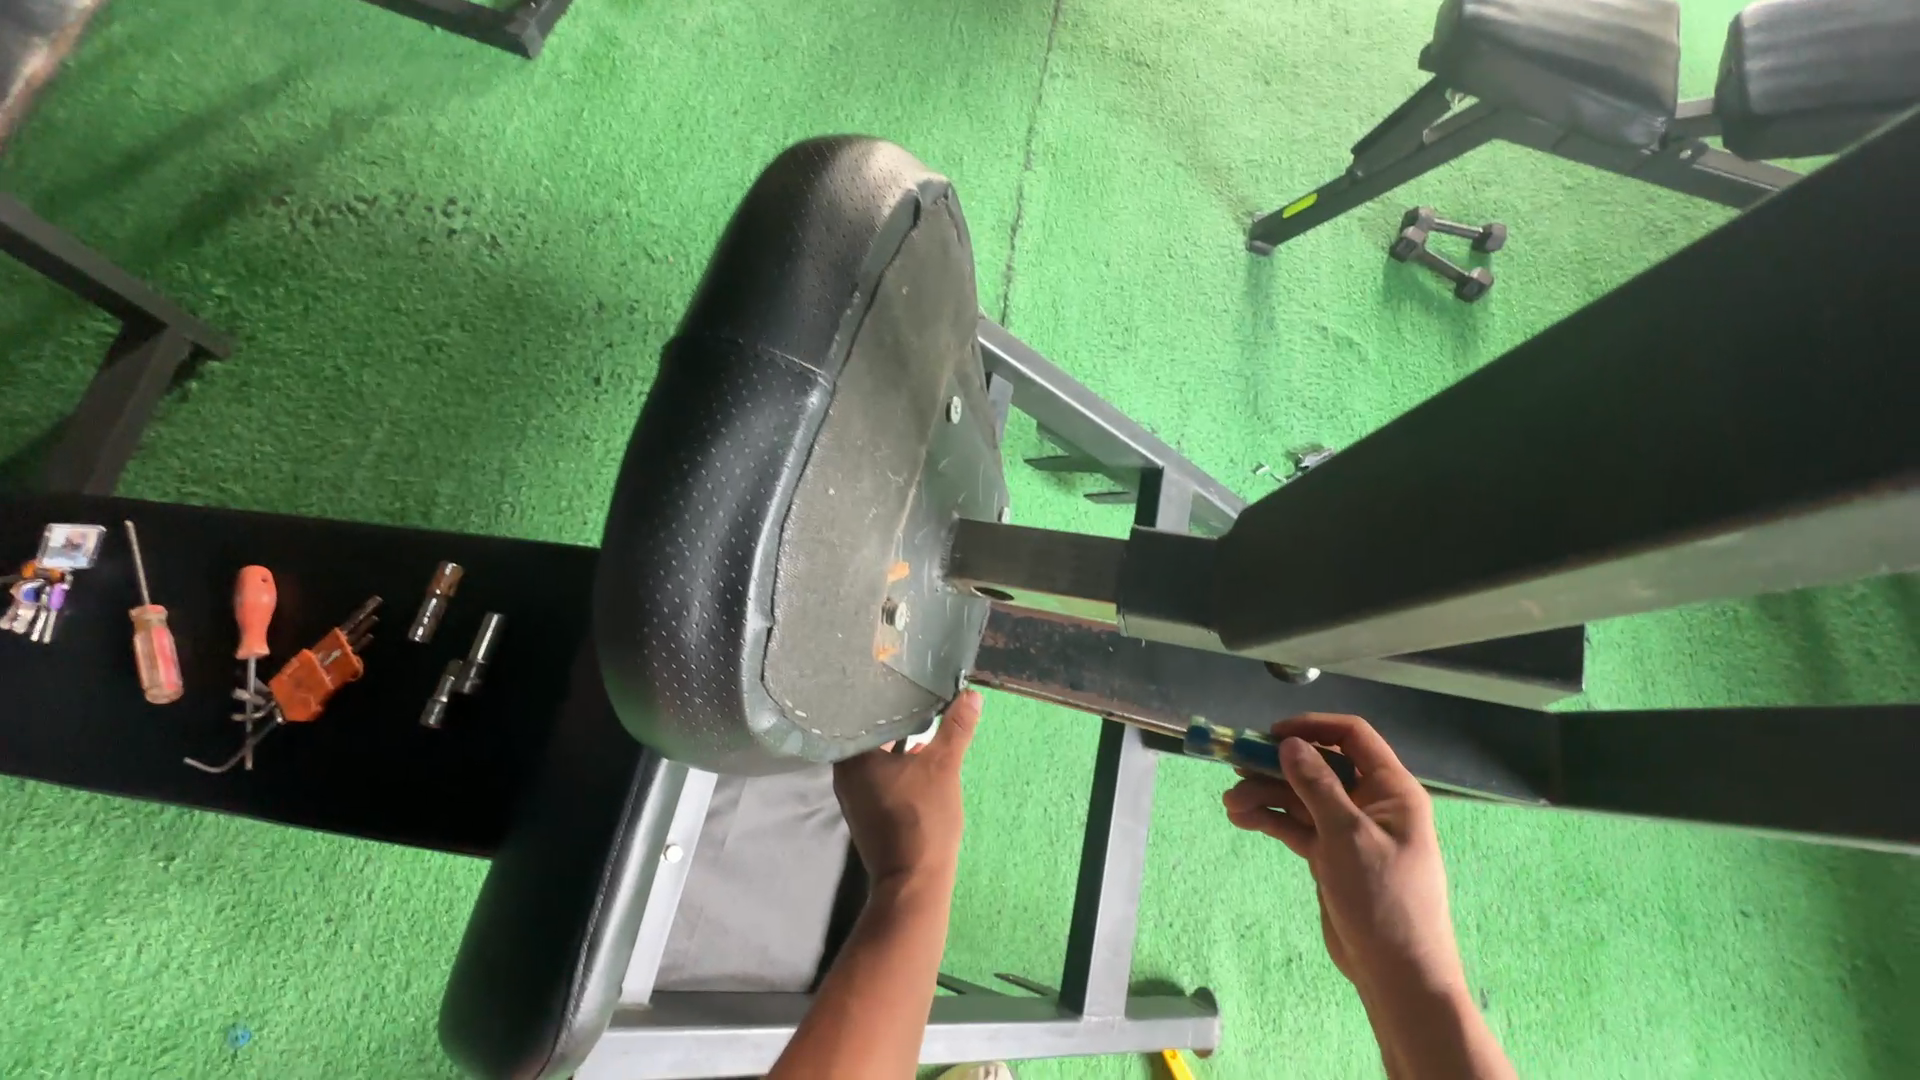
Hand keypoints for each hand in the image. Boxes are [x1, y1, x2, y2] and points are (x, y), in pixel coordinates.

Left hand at [833, 690, 982, 887]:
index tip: (897, 674)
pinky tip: (919, 750)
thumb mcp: (943, 766)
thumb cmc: (922, 817)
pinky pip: (879, 772)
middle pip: (868, 733)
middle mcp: (845, 773)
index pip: (860, 713)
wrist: (914, 881)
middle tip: (914, 688)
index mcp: (853, 757)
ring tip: (921, 713)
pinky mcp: (867, 810)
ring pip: (875, 754)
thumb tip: (971, 694)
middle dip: (892, 715)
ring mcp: (855, 794)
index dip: (879, 693)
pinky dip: (896, 759)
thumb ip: (956, 728)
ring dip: (896, 738)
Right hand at [1221, 713, 1463, 1001]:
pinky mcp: (1329, 854)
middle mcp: (1369, 802)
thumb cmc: (1383, 898)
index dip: (1312, 727)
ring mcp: (1347, 829)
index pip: (1352, 737)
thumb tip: (1288, 743)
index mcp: (1391, 790)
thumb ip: (1316, 785)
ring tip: (1231, 803)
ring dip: (1265, 794)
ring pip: (1300, 796)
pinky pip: (1295, 824)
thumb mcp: (1347, 835)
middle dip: (1276, 766)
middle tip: (1236, 766)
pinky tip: (1241, 818)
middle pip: (1317, 766)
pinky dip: (1269, 818)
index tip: (1272, 734)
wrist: (1397, 973)